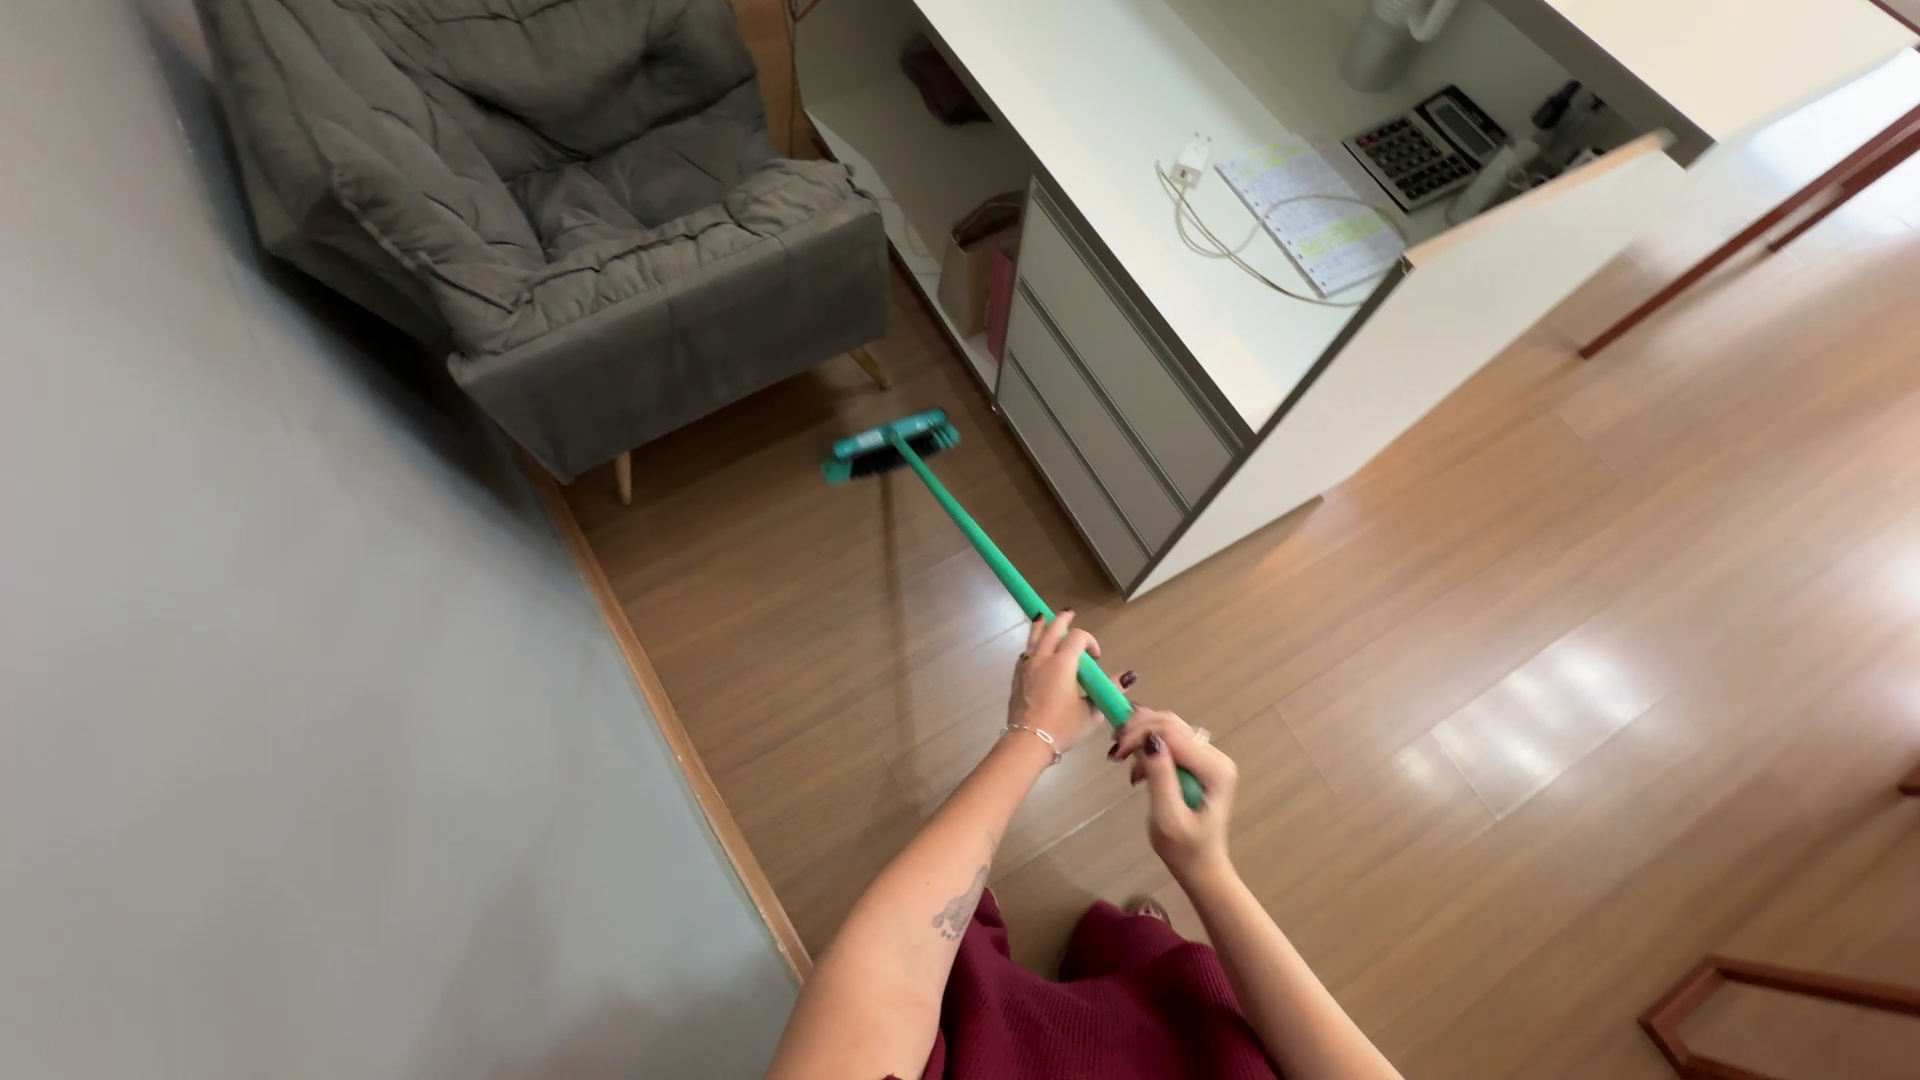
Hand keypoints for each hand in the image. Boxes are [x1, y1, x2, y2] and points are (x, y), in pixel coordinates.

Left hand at [1006, 611, 1104, 755]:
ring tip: (1045, 617)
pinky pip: (1025, 652)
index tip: (1096, 657)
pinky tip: (1035, 649)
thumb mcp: (1090, 712)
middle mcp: (1043, 658)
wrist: (1027, 741)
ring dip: (1043, 626)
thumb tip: (1128, 677)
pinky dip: (1032, 645)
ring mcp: (1027, 666)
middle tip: (1069, 614)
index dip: (1090, 641)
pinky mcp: (1017, 676)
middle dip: (1063, 620)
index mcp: (1063, 663)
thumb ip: (1108, 691)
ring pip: (1034, 637)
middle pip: (1053, 628)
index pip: (1078, 637)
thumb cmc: (1062, 727)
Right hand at [1113, 709, 1238, 882]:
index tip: (1115, 754)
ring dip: (1140, 734)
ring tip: (1121, 754)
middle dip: (1137, 729)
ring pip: (1168, 725)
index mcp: (1214, 769)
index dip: (1139, 735)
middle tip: (1113, 749)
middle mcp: (1216, 756)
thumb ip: (1161, 778)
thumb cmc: (1184, 849)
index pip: (1172, 733)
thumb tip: (1149, 740)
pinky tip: (1138, 766)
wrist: (1200, 866)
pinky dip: (1148, 743)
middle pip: (1171, 723)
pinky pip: (1169, 737)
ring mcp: (1208, 756)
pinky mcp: (1198, 760)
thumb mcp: (1168, 819)